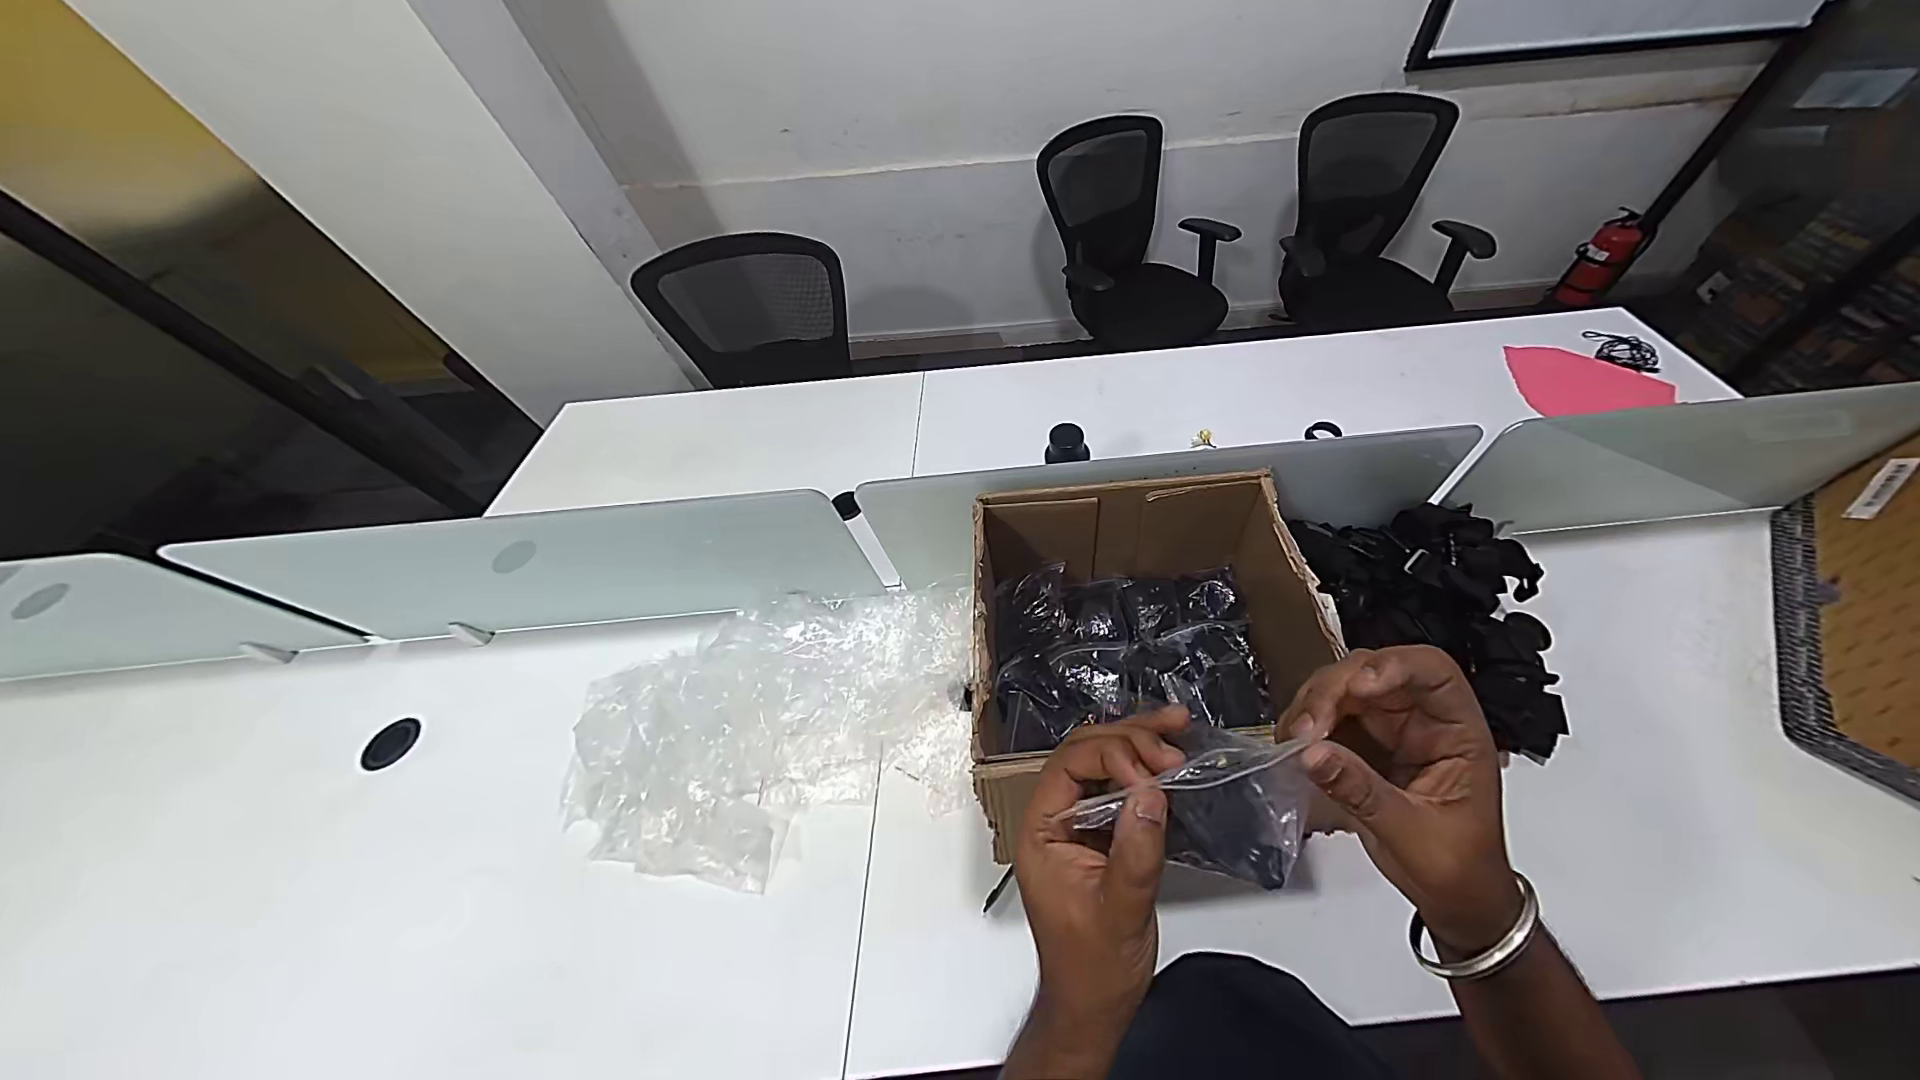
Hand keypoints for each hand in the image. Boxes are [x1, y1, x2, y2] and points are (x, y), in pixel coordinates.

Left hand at [1006, 706, 1186, 1076]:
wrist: (1094, 1001)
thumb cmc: (1092, 966)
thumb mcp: (1118, 912)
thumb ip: (1134, 853)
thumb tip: (1151, 794)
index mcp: (1041, 830)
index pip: (1066, 767)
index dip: (1108, 758)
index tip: (1150, 775)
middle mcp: (1054, 816)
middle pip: (1083, 752)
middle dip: (1128, 740)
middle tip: (1170, 746)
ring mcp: (1077, 820)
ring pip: (1101, 760)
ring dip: (1138, 740)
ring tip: (1176, 724)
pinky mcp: (1101, 828)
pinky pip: (1119, 783)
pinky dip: (1145, 766)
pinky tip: (1171, 754)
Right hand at [1284, 646, 1520, 954]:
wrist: (1453, 897)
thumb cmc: (1456, 869)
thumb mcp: (1413, 834)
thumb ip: (1361, 792)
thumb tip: (1311, 755)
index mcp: (1456, 731)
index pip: (1431, 672)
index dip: (1394, 666)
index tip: (1358, 687)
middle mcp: (1418, 717)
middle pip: (1369, 671)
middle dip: (1332, 691)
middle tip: (1306, 730)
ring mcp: (1384, 725)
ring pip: (1338, 687)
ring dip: (1310, 706)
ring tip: (1294, 742)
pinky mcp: (1355, 738)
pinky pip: (1322, 713)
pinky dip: (1301, 724)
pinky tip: (1291, 747)